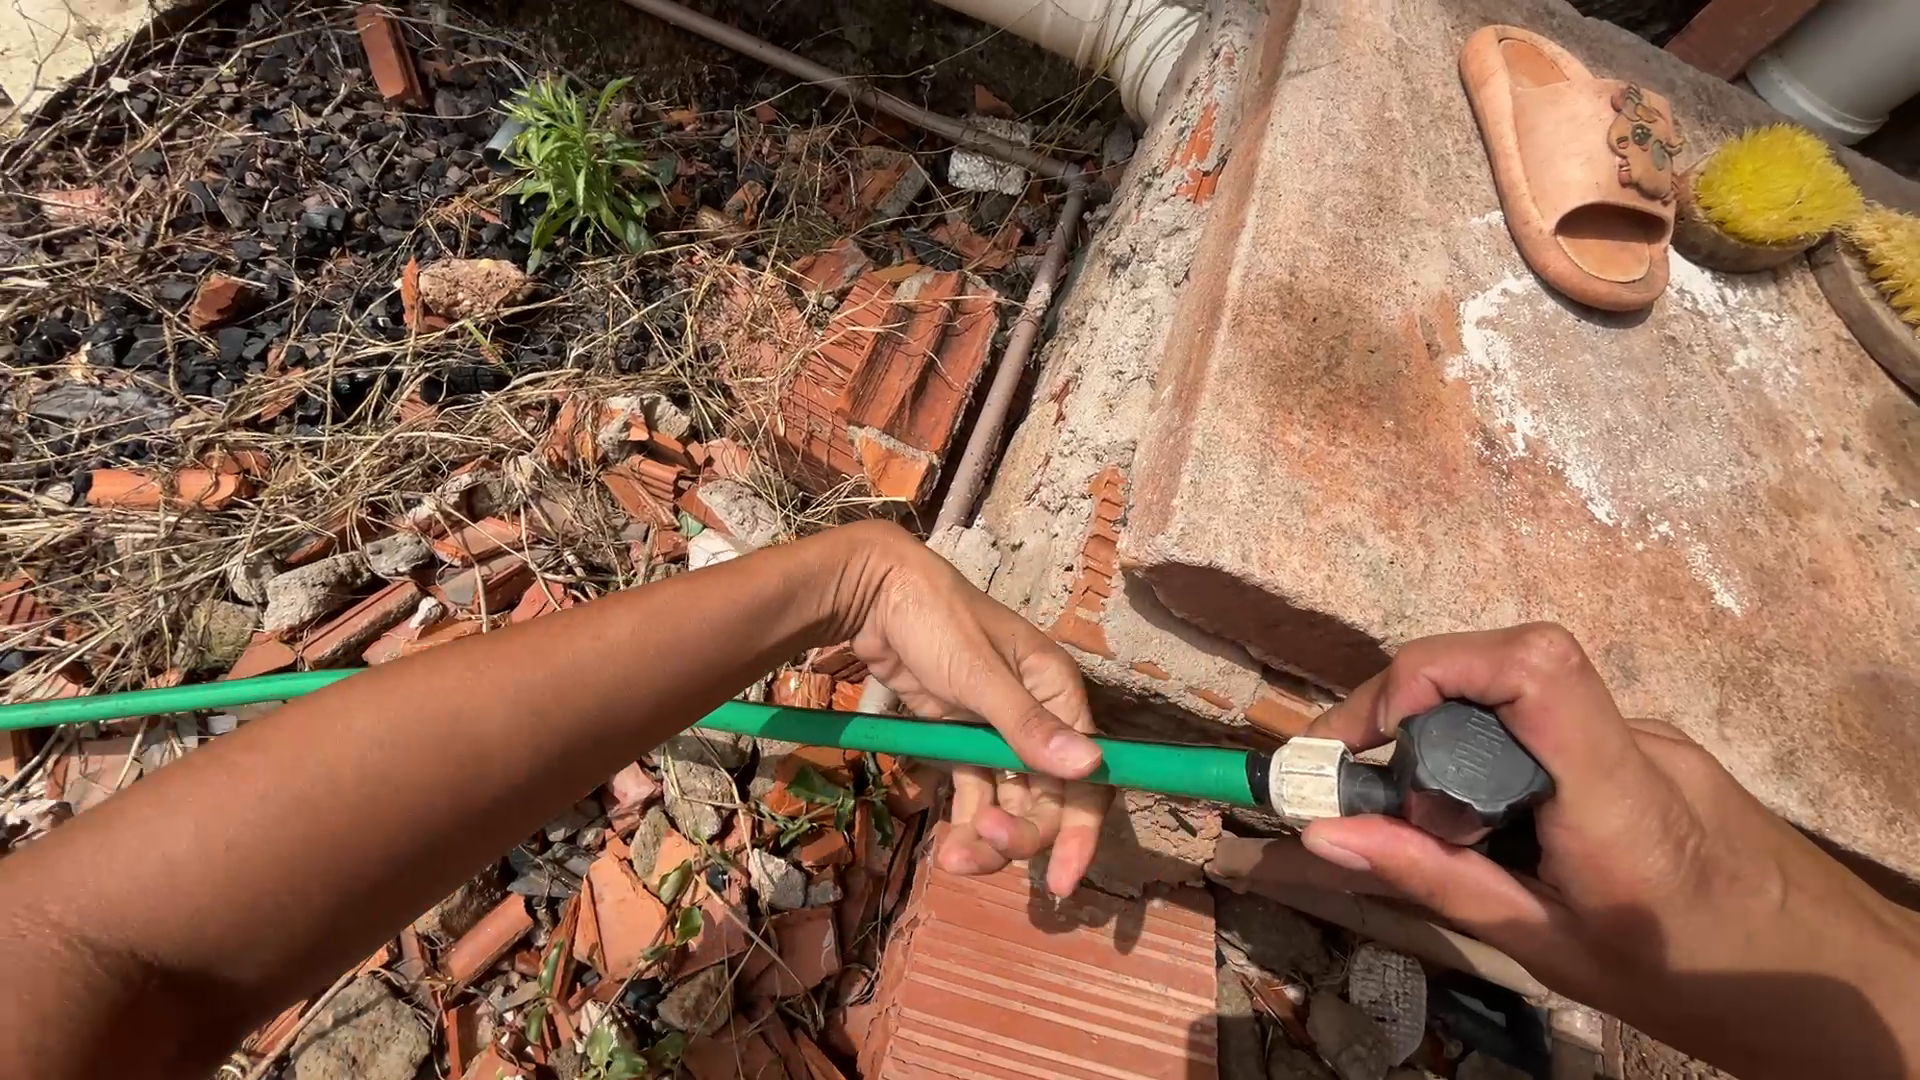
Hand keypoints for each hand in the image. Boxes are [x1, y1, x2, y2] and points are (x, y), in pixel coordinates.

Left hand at [830, 522, 1109, 896]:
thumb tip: (1091, 766)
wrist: (875, 594)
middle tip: (981, 845)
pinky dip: (967, 819)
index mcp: (1055, 690)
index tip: (1059, 880)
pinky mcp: (961, 739)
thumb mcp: (978, 672)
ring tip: (951, 858)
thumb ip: (1027, 724)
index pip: (1084, 771)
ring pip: (1008, 799)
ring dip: (988, 834)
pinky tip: (947, 844)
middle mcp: (1035, 714)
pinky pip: (975, 790)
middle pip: (1047, 794)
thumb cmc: (935, 619)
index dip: (1078, 828)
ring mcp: (996, 729)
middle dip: (1019, 830)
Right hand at [1293, 624, 1919, 1078]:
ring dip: (1435, 721)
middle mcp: (1633, 738)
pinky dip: (1480, 743)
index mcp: (1618, 796)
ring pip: (1510, 689)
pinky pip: (1538, 718)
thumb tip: (1321, 835)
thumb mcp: (1549, 949)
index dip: (1437, 668)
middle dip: (1402, 699)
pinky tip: (1481, 807)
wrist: (1861, 994)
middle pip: (1498, 664)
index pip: (1537, 668)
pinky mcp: (1644, 742)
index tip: (1376, 730)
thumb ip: (1434, 880)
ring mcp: (1644, 732)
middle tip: (1351, 765)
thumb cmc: (1702, 984)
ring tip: (1409, 797)